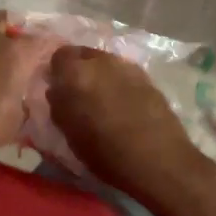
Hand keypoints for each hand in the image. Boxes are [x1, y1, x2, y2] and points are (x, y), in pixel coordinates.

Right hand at [46, 45, 207, 189]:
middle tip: (80, 94)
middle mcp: (101, 60)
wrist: (159, 160)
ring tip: (103, 100)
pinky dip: (120, 83)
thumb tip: (56, 90)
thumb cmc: (106, 152)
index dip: (57, 72)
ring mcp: (127, 66)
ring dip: (100, 75)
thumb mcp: (69, 133)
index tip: (59, 89)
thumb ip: (59, 105)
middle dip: (79, 70)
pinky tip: (124, 104)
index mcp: (76, 72)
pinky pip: (124, 73)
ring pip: (105, 62)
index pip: (58, 56)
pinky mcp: (147, 77)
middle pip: (83, 54)